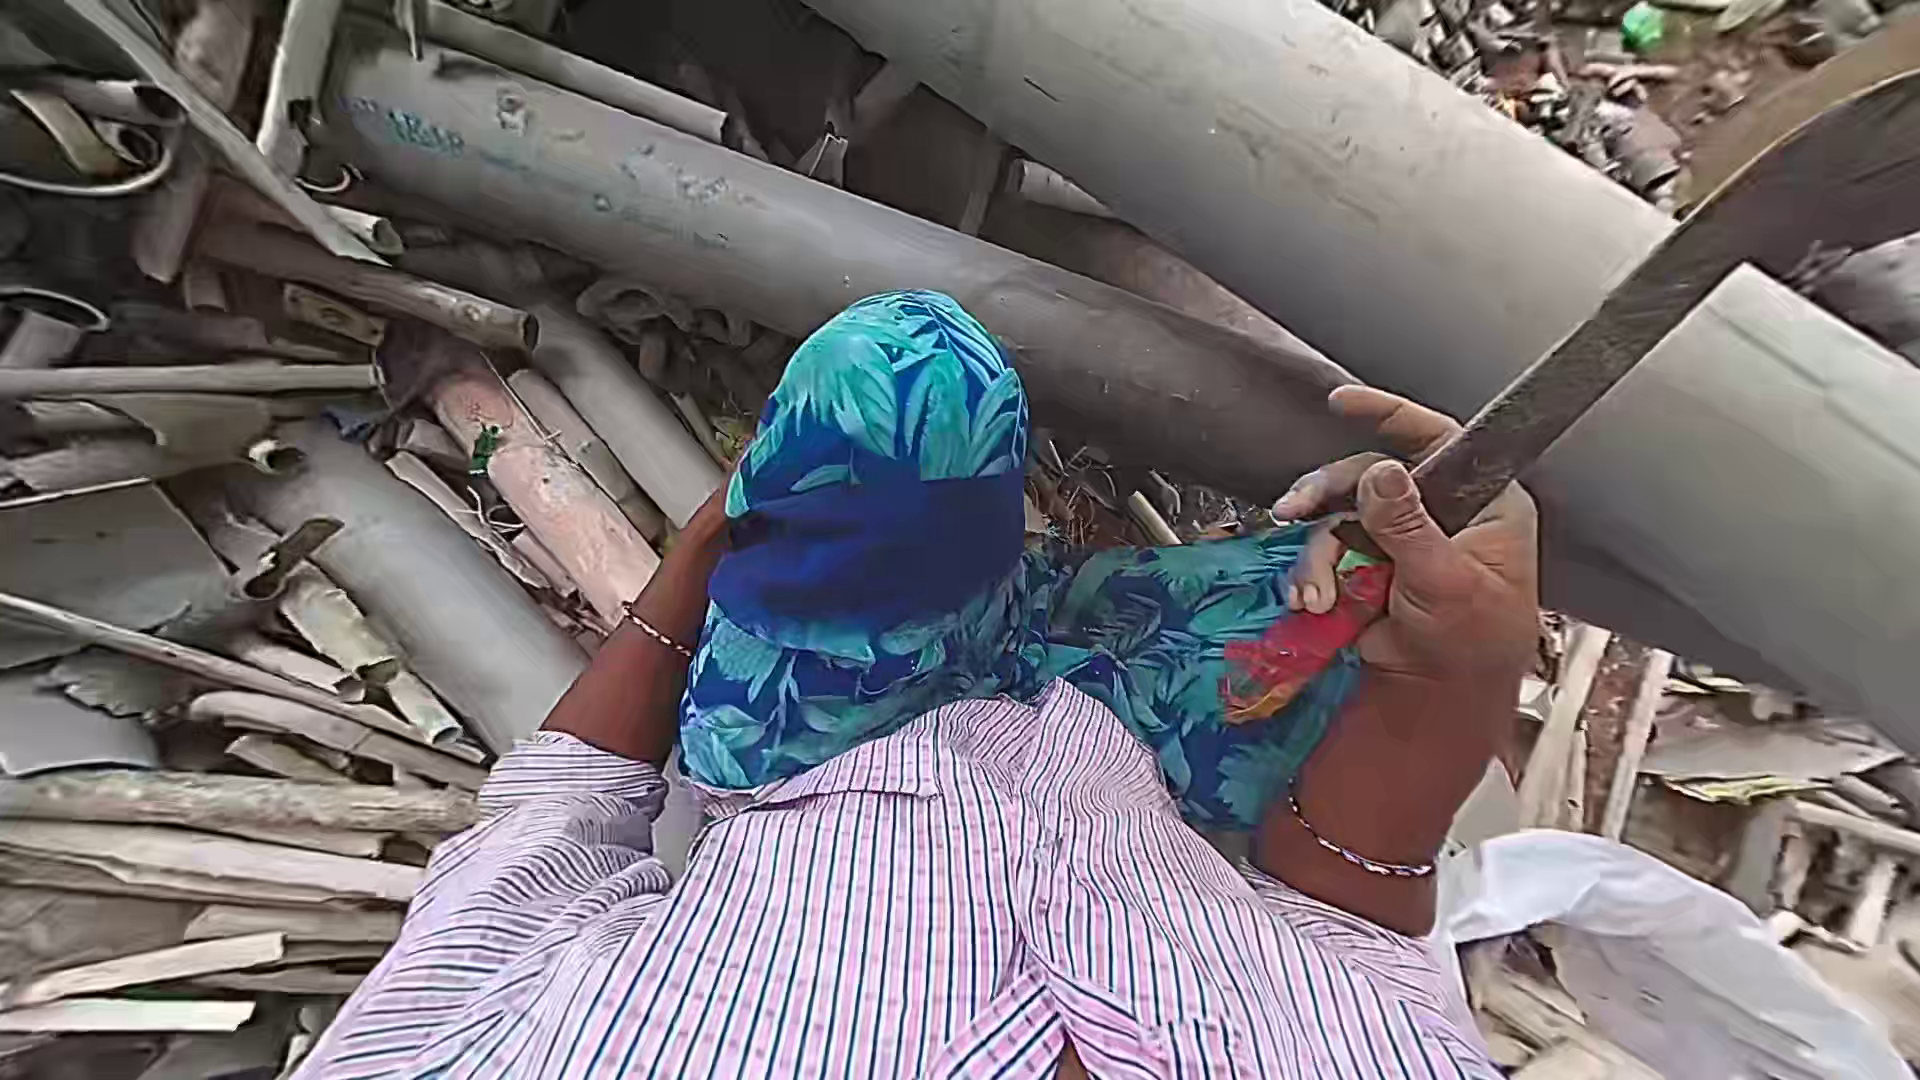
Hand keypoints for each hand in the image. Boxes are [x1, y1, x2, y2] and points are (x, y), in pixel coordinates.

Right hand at [1252, 388, 1539, 933]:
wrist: (1438, 687)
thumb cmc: (1470, 636)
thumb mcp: (1446, 581)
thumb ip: (1410, 527)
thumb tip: (1380, 469)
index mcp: (1474, 500)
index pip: (1434, 438)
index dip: (1388, 413)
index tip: (1340, 402)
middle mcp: (1428, 508)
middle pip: (1362, 478)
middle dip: (1322, 497)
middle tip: (1290, 514)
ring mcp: (1388, 534)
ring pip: (1332, 519)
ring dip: (1315, 558)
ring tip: (1314, 598)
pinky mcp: (1357, 561)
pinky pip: (1320, 550)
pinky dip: (1310, 574)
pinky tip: (1311, 601)